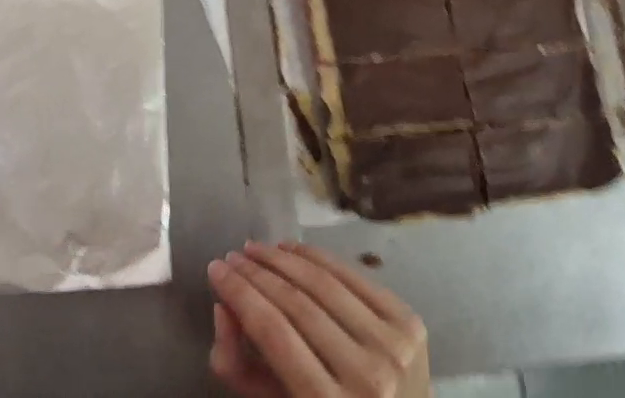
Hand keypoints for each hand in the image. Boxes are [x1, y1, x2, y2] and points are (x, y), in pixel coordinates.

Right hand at [207, 241, 431, 397]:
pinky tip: (291, 248)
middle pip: (297, 305)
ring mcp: (393, 346)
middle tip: (231, 256)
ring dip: (282, 258)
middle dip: (256, 273)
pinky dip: (318, 257)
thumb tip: (222, 304)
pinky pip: (353, 277)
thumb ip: (239, 367)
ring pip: (324, 284)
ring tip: (255, 248)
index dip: (239, 293)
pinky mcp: (410, 323)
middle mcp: (367, 375)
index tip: (214, 268)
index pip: (273, 333)